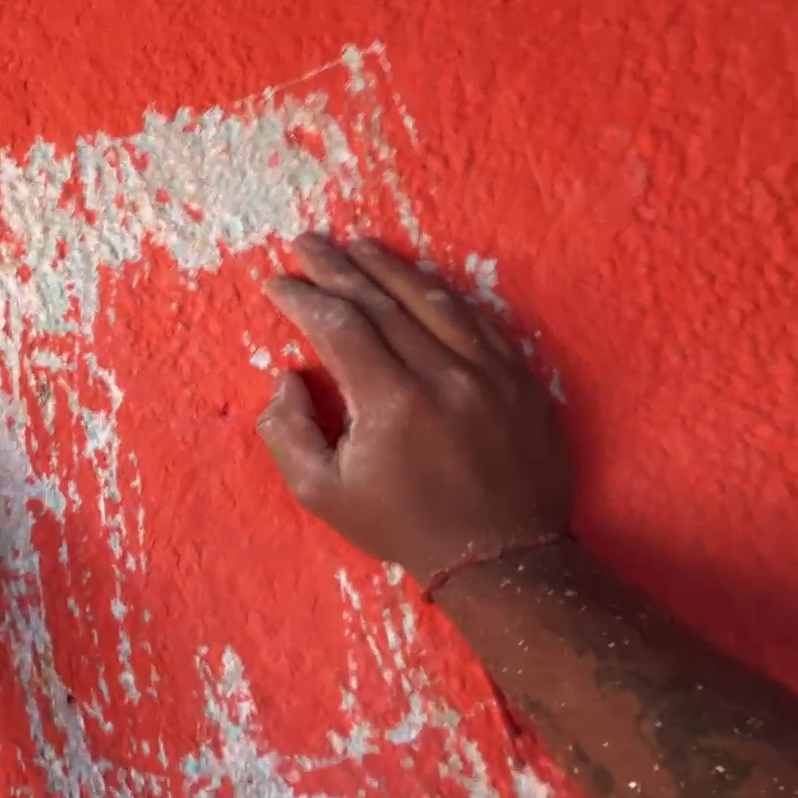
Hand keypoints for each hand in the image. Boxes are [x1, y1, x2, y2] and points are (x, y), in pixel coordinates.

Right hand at [256, 234, 573, 586]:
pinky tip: (418, 277)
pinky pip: (478, 318)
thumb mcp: (318, 492)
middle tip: (305, 242)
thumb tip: (287, 378)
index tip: (276, 281)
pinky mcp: (521, 378)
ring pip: (433, 300)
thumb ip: (287, 431)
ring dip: (389, 267)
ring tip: (357, 244)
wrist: (502, 556)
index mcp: (391, 403)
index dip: (302, 297)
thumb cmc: (398, 523)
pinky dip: (440, 291)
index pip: (339, 326)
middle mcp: (443, 376)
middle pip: (382, 302)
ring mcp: (491, 373)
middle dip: (336, 267)